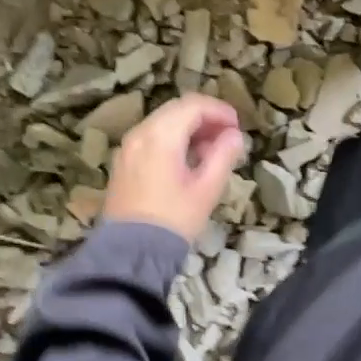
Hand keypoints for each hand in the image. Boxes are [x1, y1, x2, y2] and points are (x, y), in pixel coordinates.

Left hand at [103, 94, 244, 240]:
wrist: (129, 255)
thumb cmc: (173, 219)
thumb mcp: (207, 189)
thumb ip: (223, 155)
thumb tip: (235, 136)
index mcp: (161, 136)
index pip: (194, 105)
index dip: (220, 110)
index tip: (237, 126)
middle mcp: (141, 133)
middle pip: (177, 109)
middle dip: (205, 117)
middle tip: (226, 136)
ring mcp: (128, 148)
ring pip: (163, 121)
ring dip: (189, 127)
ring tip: (209, 151)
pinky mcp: (123, 162)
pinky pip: (151, 137)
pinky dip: (172, 138)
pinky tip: (186, 161)